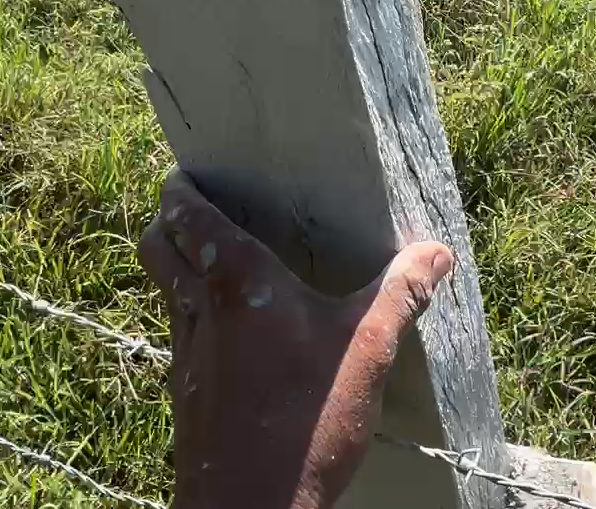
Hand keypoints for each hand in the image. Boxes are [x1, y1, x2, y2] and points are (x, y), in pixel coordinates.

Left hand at [137, 170, 454, 508]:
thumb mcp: (367, 350)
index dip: (181, 191)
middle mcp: (200, 309)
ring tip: (216, 258)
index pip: (187, 219)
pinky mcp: (188, 391)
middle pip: (156, 246)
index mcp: (237, 283)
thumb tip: (439, 251)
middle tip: (194, 206)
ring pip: (164, 288)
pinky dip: (193, 310)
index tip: (187, 172)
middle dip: (166, 220)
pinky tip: (232, 327)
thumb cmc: (307, 422)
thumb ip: (401, 293)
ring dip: (176, 264)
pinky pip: (180, 330)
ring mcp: (186, 353)